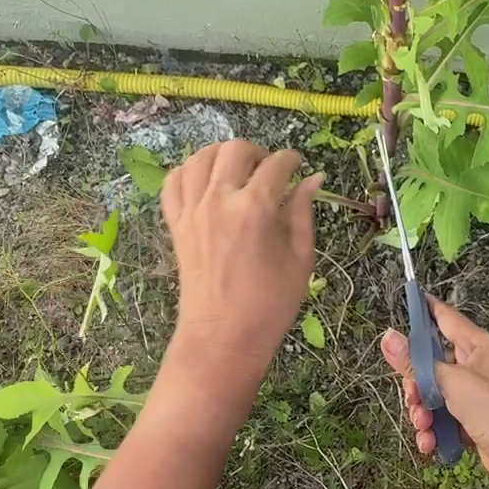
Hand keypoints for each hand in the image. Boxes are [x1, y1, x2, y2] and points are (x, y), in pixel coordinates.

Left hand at [162, 140, 323, 374]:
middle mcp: (220, 200)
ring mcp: (192, 210)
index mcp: (256, 208)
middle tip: (270, 171)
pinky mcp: (176, 224)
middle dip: (258, 152)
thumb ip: (303, 212)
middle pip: (235, 150)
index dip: (292, 160)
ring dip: (222, 155)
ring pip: (200, 158)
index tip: (299, 165)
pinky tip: (206, 181)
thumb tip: (313, 179)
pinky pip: (174, 182)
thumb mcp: (300, 257)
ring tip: (238, 171)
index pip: (277, 165)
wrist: (223, 338)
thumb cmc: (270, 303)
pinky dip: (189, 172)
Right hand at [380, 298, 488, 488]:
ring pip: (433, 395)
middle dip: (415, 383)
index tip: (404, 300)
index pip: (445, 318)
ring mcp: (473, 395)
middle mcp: (474, 365)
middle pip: (431, 363)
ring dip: (422, 413)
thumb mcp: (452, 383)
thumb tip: (388, 336)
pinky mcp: (472, 422)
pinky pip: (443, 420)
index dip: (424, 309)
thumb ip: (417, 363)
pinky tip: (430, 444)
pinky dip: (433, 431)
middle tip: (414, 398)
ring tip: (424, 427)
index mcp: (476, 345)